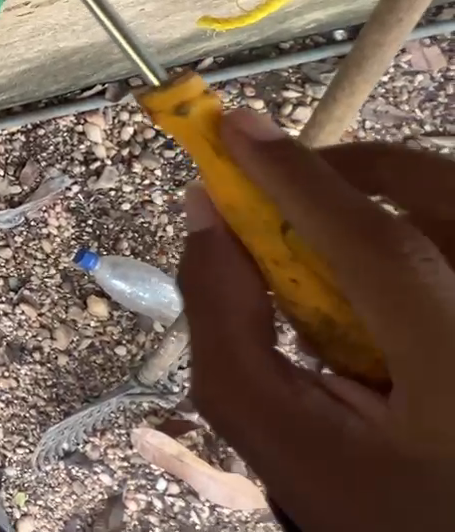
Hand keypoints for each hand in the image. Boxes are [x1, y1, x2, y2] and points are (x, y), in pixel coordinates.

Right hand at [180, 110, 454, 530]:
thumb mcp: (258, 415)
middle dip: (362, 168)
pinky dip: (418, 233)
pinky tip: (377, 271)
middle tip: (287, 174)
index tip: (233, 127)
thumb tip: (204, 209)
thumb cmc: (357, 494)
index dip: (299, 178)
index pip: (379, 248)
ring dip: (393, 198)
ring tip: (329, 225)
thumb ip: (219, 310)